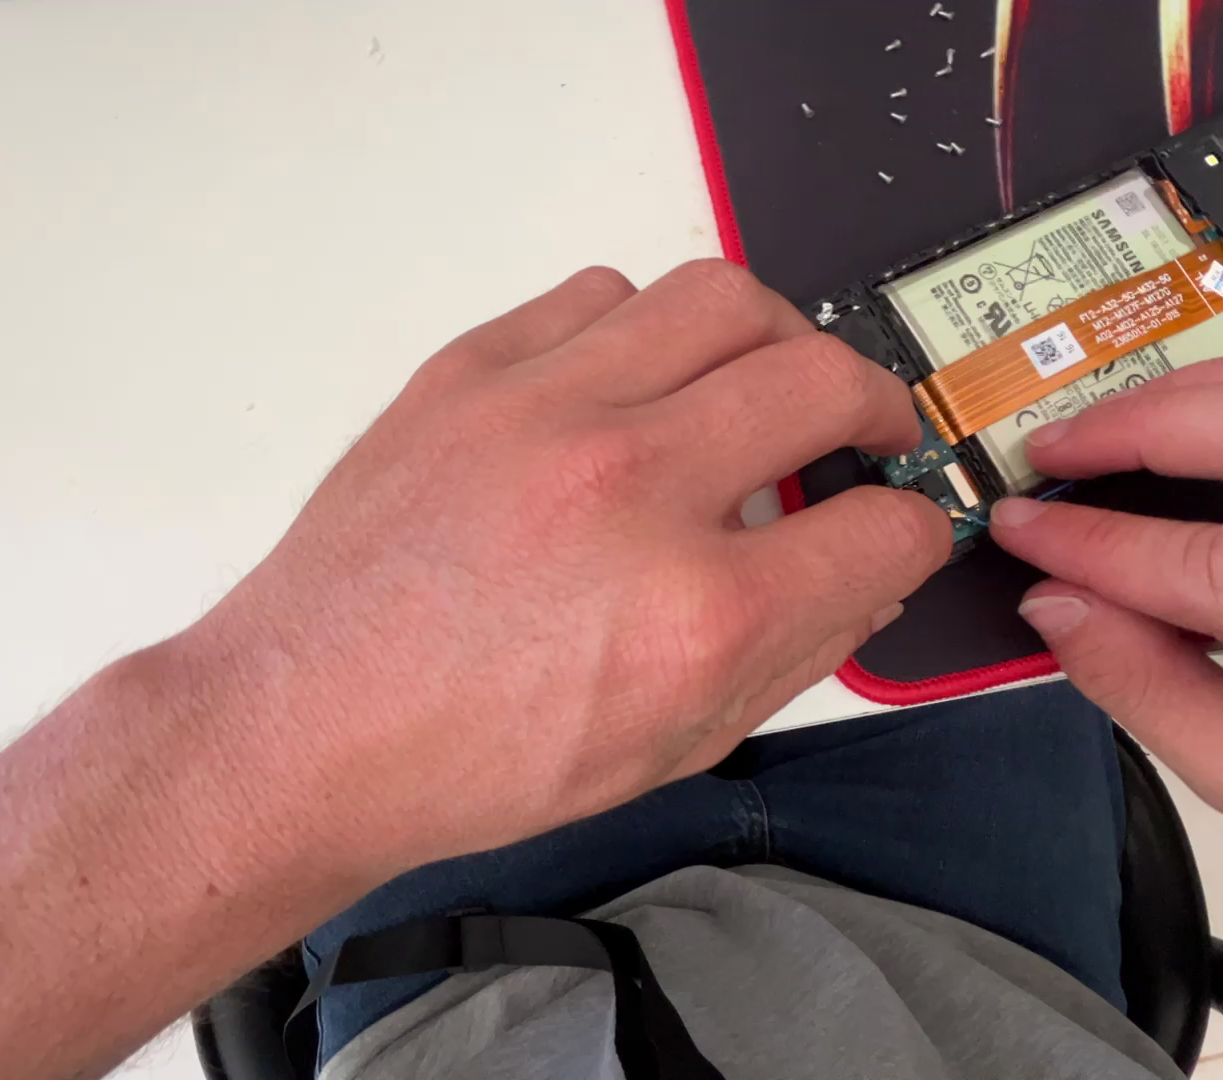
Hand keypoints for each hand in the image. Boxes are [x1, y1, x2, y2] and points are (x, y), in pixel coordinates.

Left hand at [177, 262, 947, 877]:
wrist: (310, 724)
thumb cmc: (486, 759)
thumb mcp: (668, 746)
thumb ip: (793, 652)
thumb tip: (868, 572)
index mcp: (695, 614)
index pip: (880, 532)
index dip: (912, 531)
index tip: (895, 527)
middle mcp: (631, 488)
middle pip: (825, 380)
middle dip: (876, 408)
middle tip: (863, 434)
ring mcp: (542, 409)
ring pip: (722, 298)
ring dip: (775, 341)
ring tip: (759, 387)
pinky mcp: (468, 370)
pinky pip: (603, 295)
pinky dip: (650, 333)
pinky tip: (635, 386)